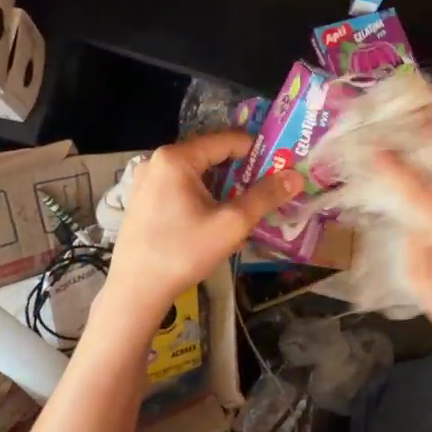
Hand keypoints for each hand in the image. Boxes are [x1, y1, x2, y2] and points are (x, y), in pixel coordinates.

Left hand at [101, 131, 300, 330]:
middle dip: (242, 171)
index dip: (258, 151)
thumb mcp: (232, 224)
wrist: (135, 291)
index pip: (227, 140)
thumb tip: (296, 176)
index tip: (281, 167)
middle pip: (211, 155)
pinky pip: (182, 187)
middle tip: (268, 188)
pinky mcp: (143, 200)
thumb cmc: (183, 252)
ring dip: (224, 185)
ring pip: (197, 173)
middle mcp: (157, 161)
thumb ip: (265, 196)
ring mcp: (147, 181)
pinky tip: (217, 217)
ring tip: (247, 205)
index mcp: (176, 158)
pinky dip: (203, 195)